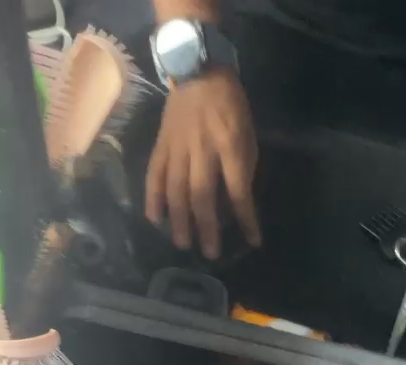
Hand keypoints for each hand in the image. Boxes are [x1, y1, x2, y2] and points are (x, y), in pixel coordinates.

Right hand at [145, 70, 261, 259]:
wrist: (198, 70)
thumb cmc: (230, 105)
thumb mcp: (247, 134)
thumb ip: (243, 168)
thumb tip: (238, 202)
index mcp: (229, 146)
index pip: (238, 190)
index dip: (246, 218)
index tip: (253, 241)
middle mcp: (202, 149)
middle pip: (202, 195)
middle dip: (207, 227)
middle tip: (209, 253)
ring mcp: (178, 147)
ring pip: (176, 189)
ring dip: (178, 220)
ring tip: (181, 243)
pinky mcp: (161, 144)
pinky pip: (154, 174)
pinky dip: (153, 197)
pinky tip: (154, 218)